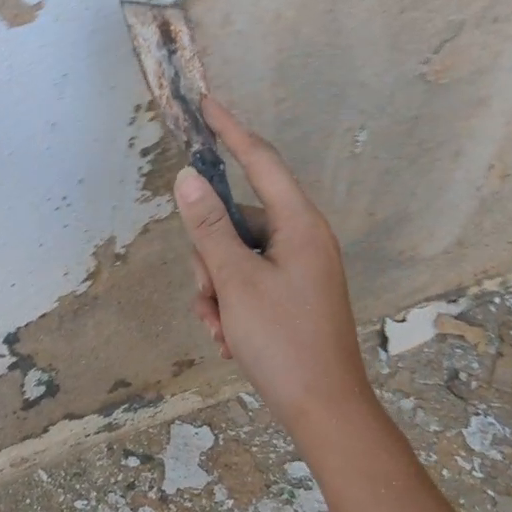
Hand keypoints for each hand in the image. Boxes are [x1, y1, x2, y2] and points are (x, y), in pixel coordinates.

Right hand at [176, 97, 374, 421]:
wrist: (323, 408)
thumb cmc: (283, 340)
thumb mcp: (235, 281)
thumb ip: (208, 227)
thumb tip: (187, 176)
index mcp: (300, 225)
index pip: (260, 161)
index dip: (230, 131)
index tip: (206, 103)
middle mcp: (303, 239)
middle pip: (235, 221)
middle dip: (208, 257)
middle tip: (209, 297)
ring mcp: (298, 268)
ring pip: (234, 256)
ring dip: (215, 289)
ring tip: (221, 327)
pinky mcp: (291, 293)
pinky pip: (246, 281)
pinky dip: (229, 304)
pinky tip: (229, 337)